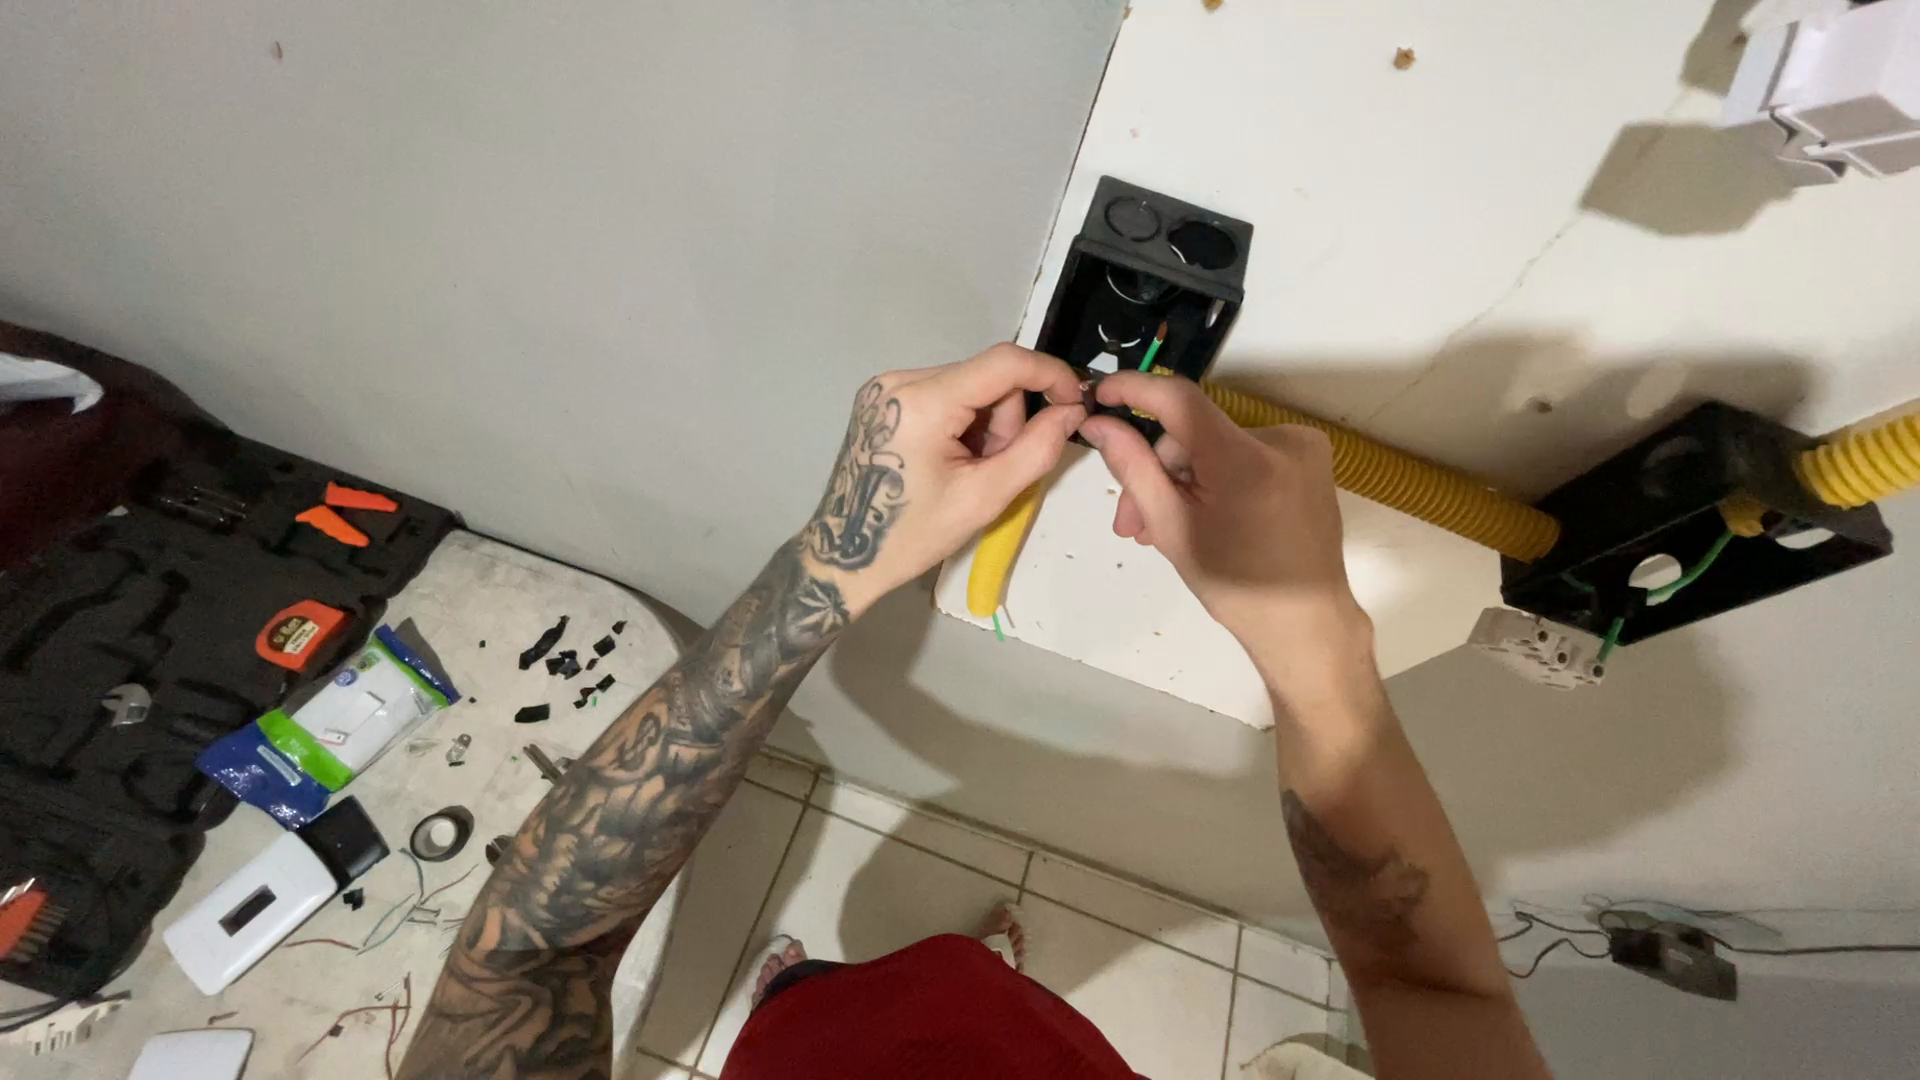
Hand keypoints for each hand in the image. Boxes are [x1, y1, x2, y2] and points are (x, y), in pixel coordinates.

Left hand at [802, 344, 1085, 614]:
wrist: (846, 555)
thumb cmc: (913, 535)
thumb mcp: (984, 498)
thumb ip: (1036, 449)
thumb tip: (1072, 410)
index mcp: (923, 402)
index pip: (1004, 362)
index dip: (1049, 374)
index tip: (1075, 400)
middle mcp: (901, 380)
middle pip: (987, 376)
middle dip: (1006, 420)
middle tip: (992, 469)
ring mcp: (887, 387)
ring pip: (969, 385)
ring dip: (984, 424)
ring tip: (965, 470)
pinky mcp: (884, 399)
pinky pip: (946, 394)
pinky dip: (961, 423)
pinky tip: (948, 460)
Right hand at [1078, 372, 1372, 698]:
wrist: (1304, 622)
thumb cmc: (1235, 586)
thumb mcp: (1170, 528)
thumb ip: (1132, 469)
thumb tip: (1098, 424)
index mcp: (1245, 460)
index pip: (1179, 399)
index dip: (1135, 389)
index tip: (1100, 394)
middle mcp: (1281, 439)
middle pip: (1192, 434)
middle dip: (1154, 472)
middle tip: (1130, 522)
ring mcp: (1301, 446)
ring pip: (1213, 447)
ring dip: (1181, 480)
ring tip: (1162, 528)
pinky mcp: (1308, 457)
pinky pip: (1240, 454)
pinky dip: (1214, 478)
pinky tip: (1201, 514)